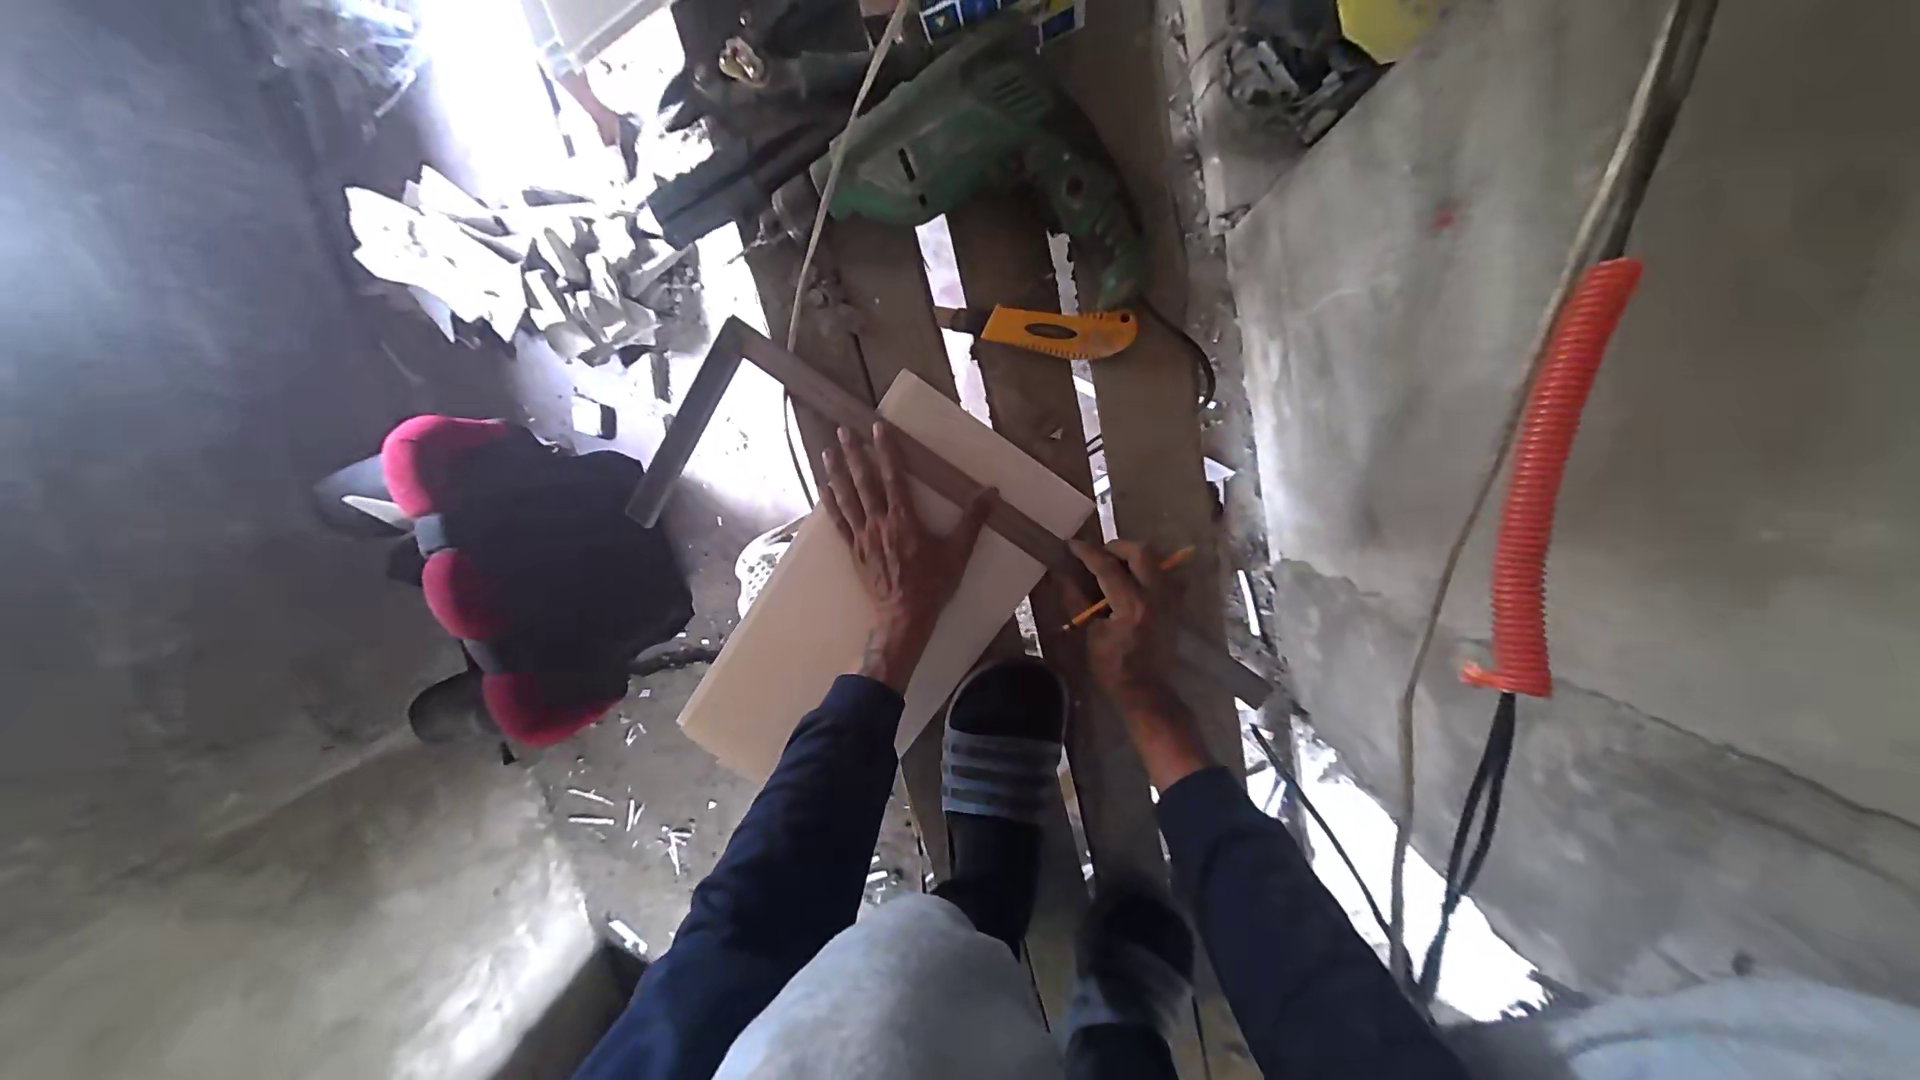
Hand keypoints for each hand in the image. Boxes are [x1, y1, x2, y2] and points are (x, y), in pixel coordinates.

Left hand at [823, 422, 996, 690]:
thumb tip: (992, 493)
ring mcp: (863, 536)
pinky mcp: (854, 551)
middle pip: (864, 481)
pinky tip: (824, 489)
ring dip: (837, 473)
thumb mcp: (958, 552)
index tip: (878, 428)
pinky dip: (831, 504)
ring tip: (828, 451)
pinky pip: (839, 522)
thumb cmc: (932, 585)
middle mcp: (879, 522)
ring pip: (847, 498)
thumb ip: (973, 520)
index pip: (893, 476)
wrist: (904, 616)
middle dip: (854, 454)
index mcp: (904, 519)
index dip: (886, 450)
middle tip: (844, 431)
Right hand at [1066, 539, 1212, 788]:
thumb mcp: (1090, 635)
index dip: (1087, 552)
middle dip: (1117, 546)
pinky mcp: (1177, 605)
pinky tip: (1135, 582)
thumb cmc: (1113, 668)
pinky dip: (1150, 571)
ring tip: (1116, 566)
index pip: (1107, 567)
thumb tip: (1060, 574)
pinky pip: (1167, 575)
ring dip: (1135, 556)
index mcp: (1131, 606)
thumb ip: (1076, 600)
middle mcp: (1156, 596)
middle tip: (1100, 554)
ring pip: (1157, 560)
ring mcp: (1171, 600)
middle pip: (1141, 552)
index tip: (1072, 544)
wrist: (1147, 690)